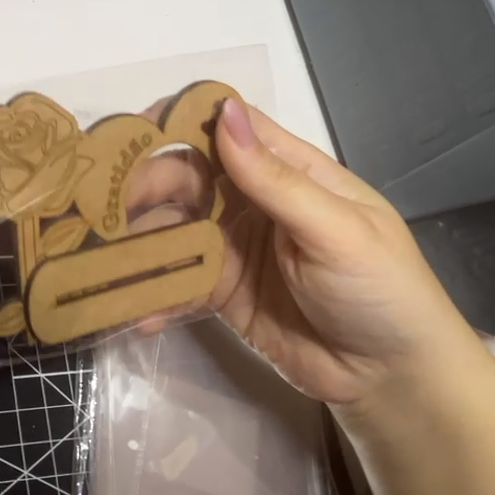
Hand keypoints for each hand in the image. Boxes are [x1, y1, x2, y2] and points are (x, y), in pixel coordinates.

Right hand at [132, 92, 480, 408]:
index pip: (226, 128)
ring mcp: (231, 245)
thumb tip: (224, 111)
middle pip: (184, 176)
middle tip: (105, 207)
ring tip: (100, 257)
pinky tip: (133, 310)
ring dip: (137, 239)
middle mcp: (251, 200)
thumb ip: (275, 178)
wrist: (393, 382)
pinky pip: (175, 281)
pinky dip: (152, 293)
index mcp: (286, 171)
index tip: (131, 131)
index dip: (179, 121)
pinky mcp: (218, 290)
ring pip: (171, 227)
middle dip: (143, 186)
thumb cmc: (382, 292)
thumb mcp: (336, 231)